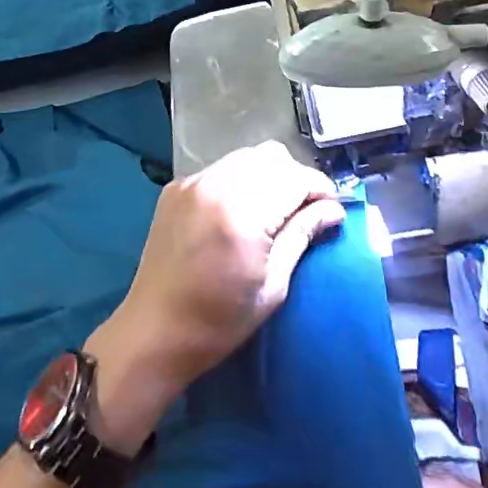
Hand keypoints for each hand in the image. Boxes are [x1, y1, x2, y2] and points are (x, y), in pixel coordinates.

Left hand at [81, 142, 344, 449]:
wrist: (154, 330)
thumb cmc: (218, 321)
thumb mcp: (273, 286)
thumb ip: (301, 236)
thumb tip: (332, 210)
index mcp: (242, 214)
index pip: (295, 178)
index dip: (320, 189)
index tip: (332, 208)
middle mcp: (215, 186)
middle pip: (271, 157)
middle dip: (295, 178)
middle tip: (305, 210)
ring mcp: (192, 183)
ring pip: (246, 156)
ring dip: (269, 174)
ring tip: (276, 208)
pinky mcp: (176, 188)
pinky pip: (221, 168)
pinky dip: (240, 178)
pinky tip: (242, 208)